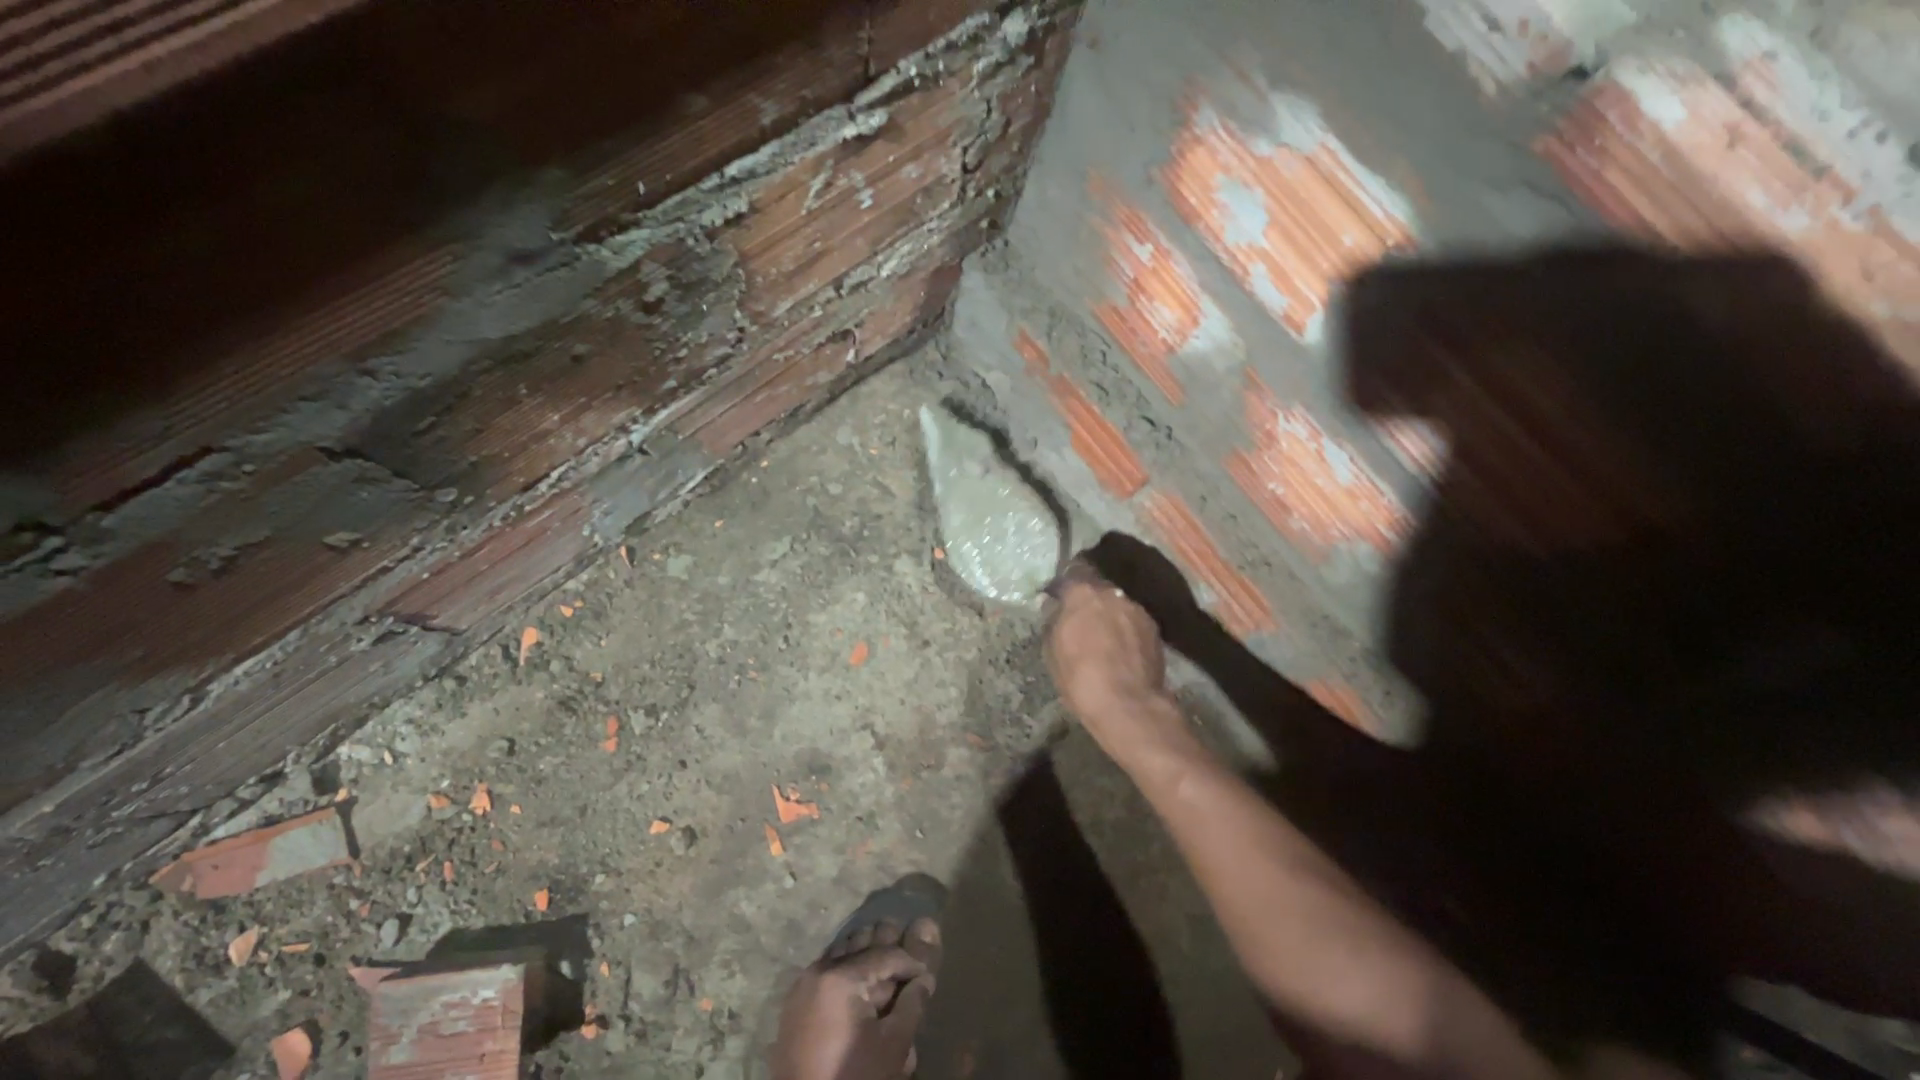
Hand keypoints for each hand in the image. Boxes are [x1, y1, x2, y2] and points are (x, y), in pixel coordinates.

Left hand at [769, 919, 939, 1079]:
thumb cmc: (853, 1075)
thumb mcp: (892, 1044)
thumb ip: (912, 1005)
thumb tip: (924, 979)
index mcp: (841, 976)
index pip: (885, 955)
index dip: (911, 962)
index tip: (927, 973)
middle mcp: (819, 970)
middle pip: (860, 945)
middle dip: (887, 946)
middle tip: (909, 954)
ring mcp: (803, 985)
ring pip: (841, 954)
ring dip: (866, 955)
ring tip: (888, 967)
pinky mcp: (796, 1003)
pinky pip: (827, 972)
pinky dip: (847, 971)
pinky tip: (863, 986)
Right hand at [1044, 560, 1182, 761]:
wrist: (1127, 704)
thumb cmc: (1080, 677)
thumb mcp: (1052, 651)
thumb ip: (1052, 621)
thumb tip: (1052, 605)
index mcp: (1082, 594)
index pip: (1069, 576)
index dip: (1063, 588)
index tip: (1057, 599)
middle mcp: (1112, 594)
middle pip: (1097, 589)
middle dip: (1088, 601)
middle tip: (1081, 620)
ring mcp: (1136, 609)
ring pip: (1117, 604)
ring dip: (1109, 615)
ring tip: (1104, 637)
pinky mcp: (1154, 628)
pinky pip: (1133, 621)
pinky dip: (1126, 629)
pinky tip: (1123, 649)